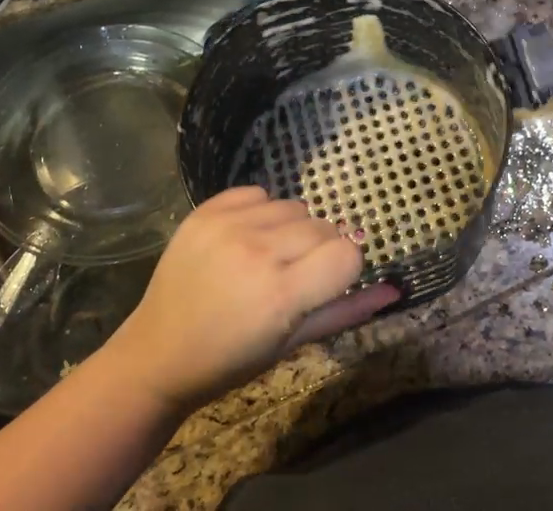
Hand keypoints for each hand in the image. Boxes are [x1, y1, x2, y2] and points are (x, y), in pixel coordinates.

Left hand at [107, 186, 399, 408]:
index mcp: (280, 295)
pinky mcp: (205, 212)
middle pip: (324, 227)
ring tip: (265, 260)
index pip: (347, 253)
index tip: (324, 285)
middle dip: (318, 251)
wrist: (156, 355)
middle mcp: (257, 253)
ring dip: (291, 231)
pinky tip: (244, 241)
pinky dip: (261, 213)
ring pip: (295, 207)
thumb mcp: (292, 343)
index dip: (344, 268)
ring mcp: (227, 228)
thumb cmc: (231, 360)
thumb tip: (396, 288)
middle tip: (291, 279)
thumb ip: (347, 311)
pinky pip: (259, 193)